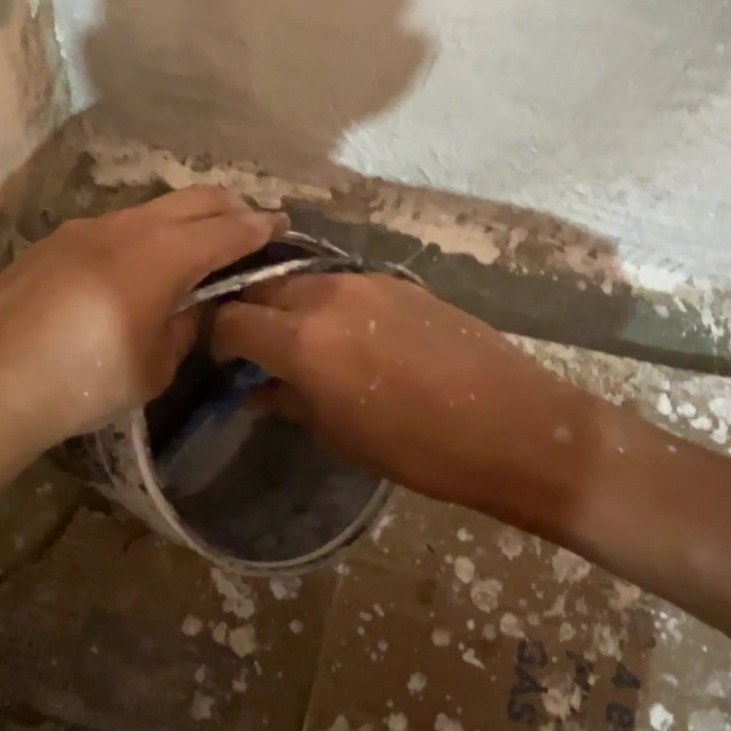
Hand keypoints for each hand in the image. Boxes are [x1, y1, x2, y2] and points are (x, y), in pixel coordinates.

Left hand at [0, 188, 285, 451]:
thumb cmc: (86, 379)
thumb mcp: (154, 367)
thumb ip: (182, 330)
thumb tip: (188, 311)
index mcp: (166, 253)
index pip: (228, 229)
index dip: (260, 227)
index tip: (281, 225)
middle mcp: (129, 226)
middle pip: (193, 200)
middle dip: (228, 208)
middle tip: (246, 225)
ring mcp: (85, 228)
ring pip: (149, 210)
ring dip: (180, 220)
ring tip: (190, 246)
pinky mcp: (52, 243)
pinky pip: (112, 227)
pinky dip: (140, 235)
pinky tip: (130, 266)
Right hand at [211, 272, 628, 523]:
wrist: (513, 425)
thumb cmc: (418, 449)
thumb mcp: (339, 435)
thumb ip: (290, 401)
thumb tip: (259, 390)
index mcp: (302, 340)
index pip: (232, 320)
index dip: (217, 339)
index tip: (222, 359)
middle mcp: (326, 296)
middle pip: (262, 288)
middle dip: (249, 314)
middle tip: (254, 347)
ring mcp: (366, 282)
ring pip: (303, 280)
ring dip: (288, 305)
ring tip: (298, 338)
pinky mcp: (399, 281)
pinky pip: (343, 284)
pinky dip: (327, 303)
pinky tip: (345, 333)